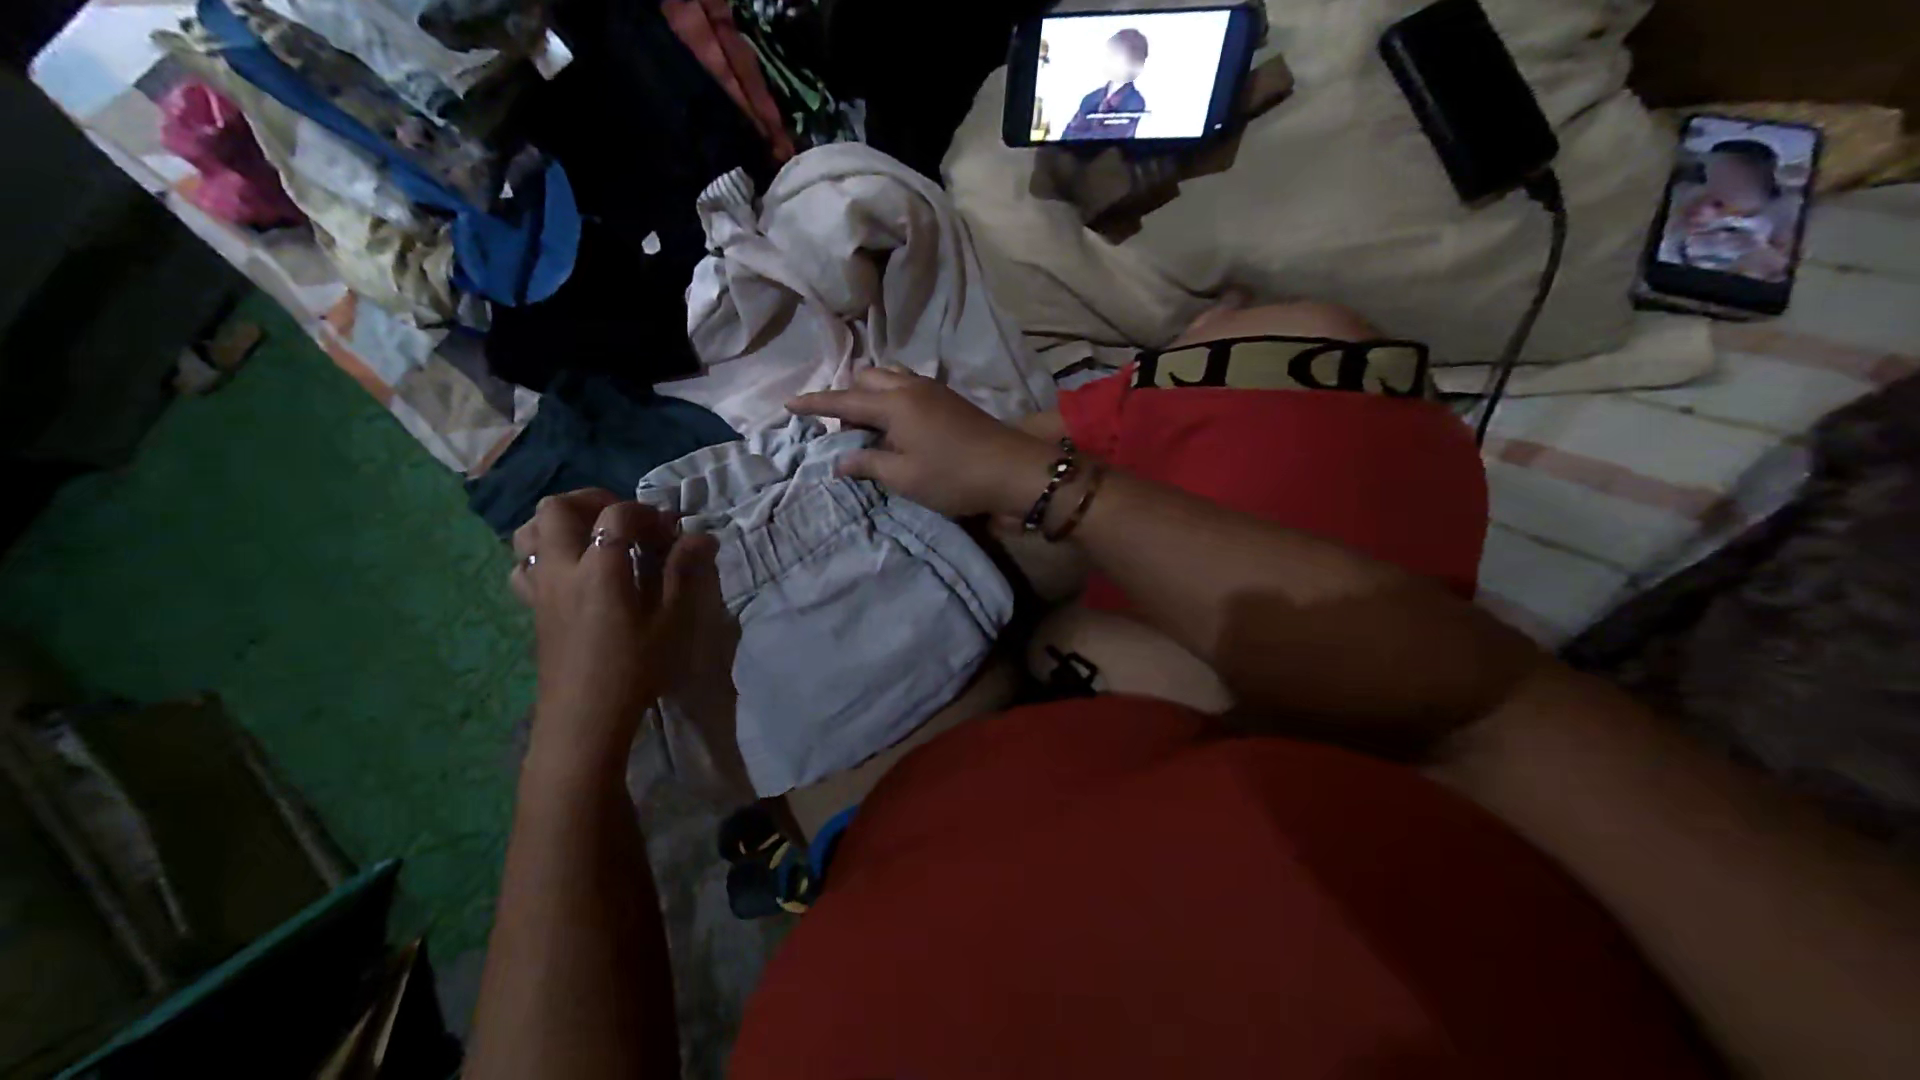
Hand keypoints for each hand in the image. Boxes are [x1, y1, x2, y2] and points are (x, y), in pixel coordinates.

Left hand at [509, 490, 718, 771]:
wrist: (585, 716)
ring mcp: (540, 586)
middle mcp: (561, 568)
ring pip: (530, 529)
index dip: (645, 513)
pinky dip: (543, 550)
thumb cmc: (634, 668)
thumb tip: (702, 536)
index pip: (617, 515)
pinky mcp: (532, 605)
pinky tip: (570, 567)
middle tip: (624, 518)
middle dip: (593, 501)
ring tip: (593, 535)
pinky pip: (523, 562)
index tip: (668, 531)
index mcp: (599, 569)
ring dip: (562, 520)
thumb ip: (682, 572)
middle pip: (558, 507)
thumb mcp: (670, 621)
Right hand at [788, 368, 1057, 518]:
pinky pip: (908, 386)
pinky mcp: (949, 398)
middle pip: (866, 377)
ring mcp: (933, 389)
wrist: (1011, 470)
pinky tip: (900, 427)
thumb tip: (840, 459)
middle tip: (849, 433)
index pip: (843, 399)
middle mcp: (910, 386)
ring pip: (889, 378)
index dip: (814, 403)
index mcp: (894, 403)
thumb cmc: (953, 476)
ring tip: (874, 430)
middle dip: (848, 398)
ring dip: (873, 396)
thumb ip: (867, 464)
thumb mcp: (903, 477)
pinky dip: (893, 399)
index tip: (789, 404)